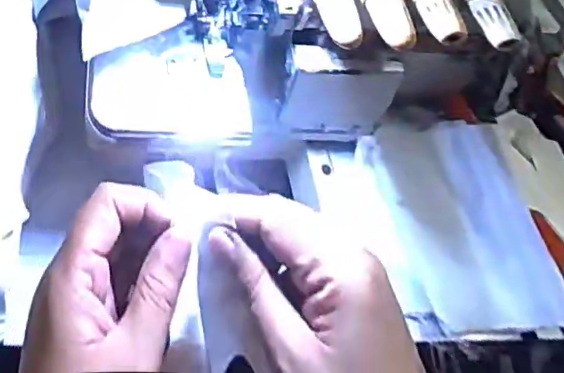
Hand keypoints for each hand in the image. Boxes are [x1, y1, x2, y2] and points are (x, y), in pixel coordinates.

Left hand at [21, 182, 192, 372]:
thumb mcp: (135, 351)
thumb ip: (160, 285)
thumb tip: (182, 231)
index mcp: (70, 274)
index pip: (107, 202)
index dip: (145, 205)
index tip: (178, 233)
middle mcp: (64, 276)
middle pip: (110, 221)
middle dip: (151, 230)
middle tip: (185, 259)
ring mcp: (69, 298)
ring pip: (113, 250)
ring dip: (148, 256)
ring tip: (176, 281)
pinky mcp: (76, 319)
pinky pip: (109, 279)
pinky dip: (137, 280)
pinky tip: (158, 301)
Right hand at [209, 194, 421, 372]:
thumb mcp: (290, 351)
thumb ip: (256, 287)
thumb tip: (221, 238)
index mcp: (341, 260)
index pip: (279, 214)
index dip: (238, 211)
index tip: (201, 217)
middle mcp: (355, 248)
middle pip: (293, 216)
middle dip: (251, 221)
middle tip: (209, 235)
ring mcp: (362, 264)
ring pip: (304, 231)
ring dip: (267, 238)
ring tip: (228, 250)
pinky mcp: (362, 282)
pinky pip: (318, 253)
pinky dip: (288, 257)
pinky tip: (262, 271)